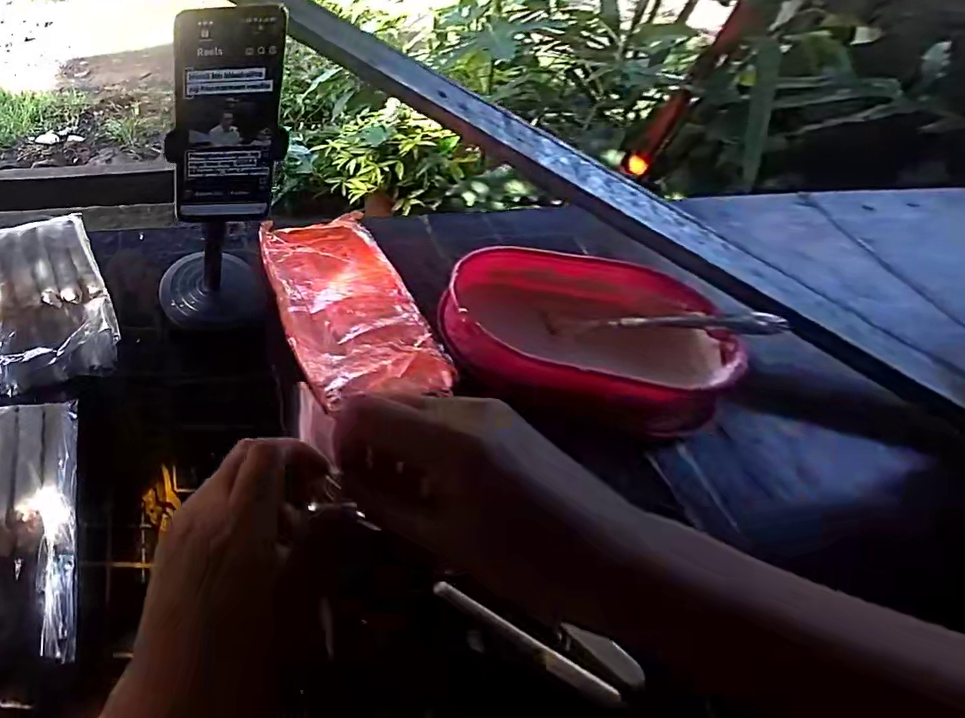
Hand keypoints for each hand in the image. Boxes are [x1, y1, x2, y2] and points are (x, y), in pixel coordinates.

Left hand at [104, 437, 327, 717]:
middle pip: (243, 455)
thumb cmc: (241, 666)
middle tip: (308, 499)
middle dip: (280, 465)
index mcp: (237, 524)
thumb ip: (317, 550)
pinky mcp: (169, 542)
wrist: (171, 705)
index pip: (264, 453)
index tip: (323, 476)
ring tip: (285, 535)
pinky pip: (207, 502)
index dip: (297, 452)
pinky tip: (251, 552)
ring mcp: (181, 524)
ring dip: (258, 488)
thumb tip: (335, 511)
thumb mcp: (294, 610)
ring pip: (225, 477)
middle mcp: (203, 511)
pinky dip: (235, 506)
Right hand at [334, 395, 648, 628]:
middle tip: (371, 486)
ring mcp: (483, 406)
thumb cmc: (533, 564)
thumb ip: (386, 504)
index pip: (363, 410)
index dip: (342, 440)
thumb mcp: (448, 543)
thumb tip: (347, 480)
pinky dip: (421, 438)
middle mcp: (461, 406)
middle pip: (384, 401)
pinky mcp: (499, 415)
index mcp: (448, 439)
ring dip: (392, 438)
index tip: (348, 478)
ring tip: (404, 488)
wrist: (622, 559)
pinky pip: (440, 414)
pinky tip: (437, 479)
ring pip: (410, 405)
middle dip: (365, 439)